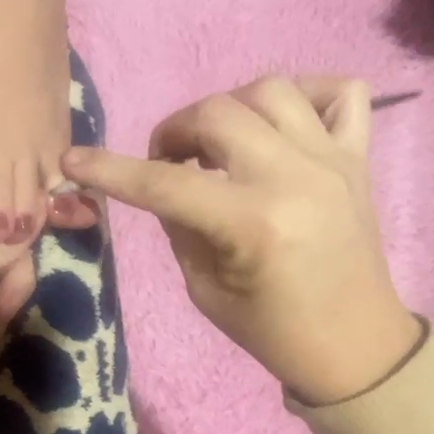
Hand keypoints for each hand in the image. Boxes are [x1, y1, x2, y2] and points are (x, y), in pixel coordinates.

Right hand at [58, 76, 422, 404]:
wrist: (352, 343)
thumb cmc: (267, 328)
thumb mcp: (203, 286)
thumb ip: (179, 224)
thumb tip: (160, 182)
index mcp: (252, 224)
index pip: (166, 184)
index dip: (110, 169)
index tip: (74, 159)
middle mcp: (294, 178)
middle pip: (217, 114)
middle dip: (174, 131)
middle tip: (167, 161)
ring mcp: (333, 160)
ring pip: (271, 89)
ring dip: (228, 108)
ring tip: (218, 142)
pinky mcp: (358, 156)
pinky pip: (341, 91)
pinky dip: (305, 95)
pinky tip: (279, 125)